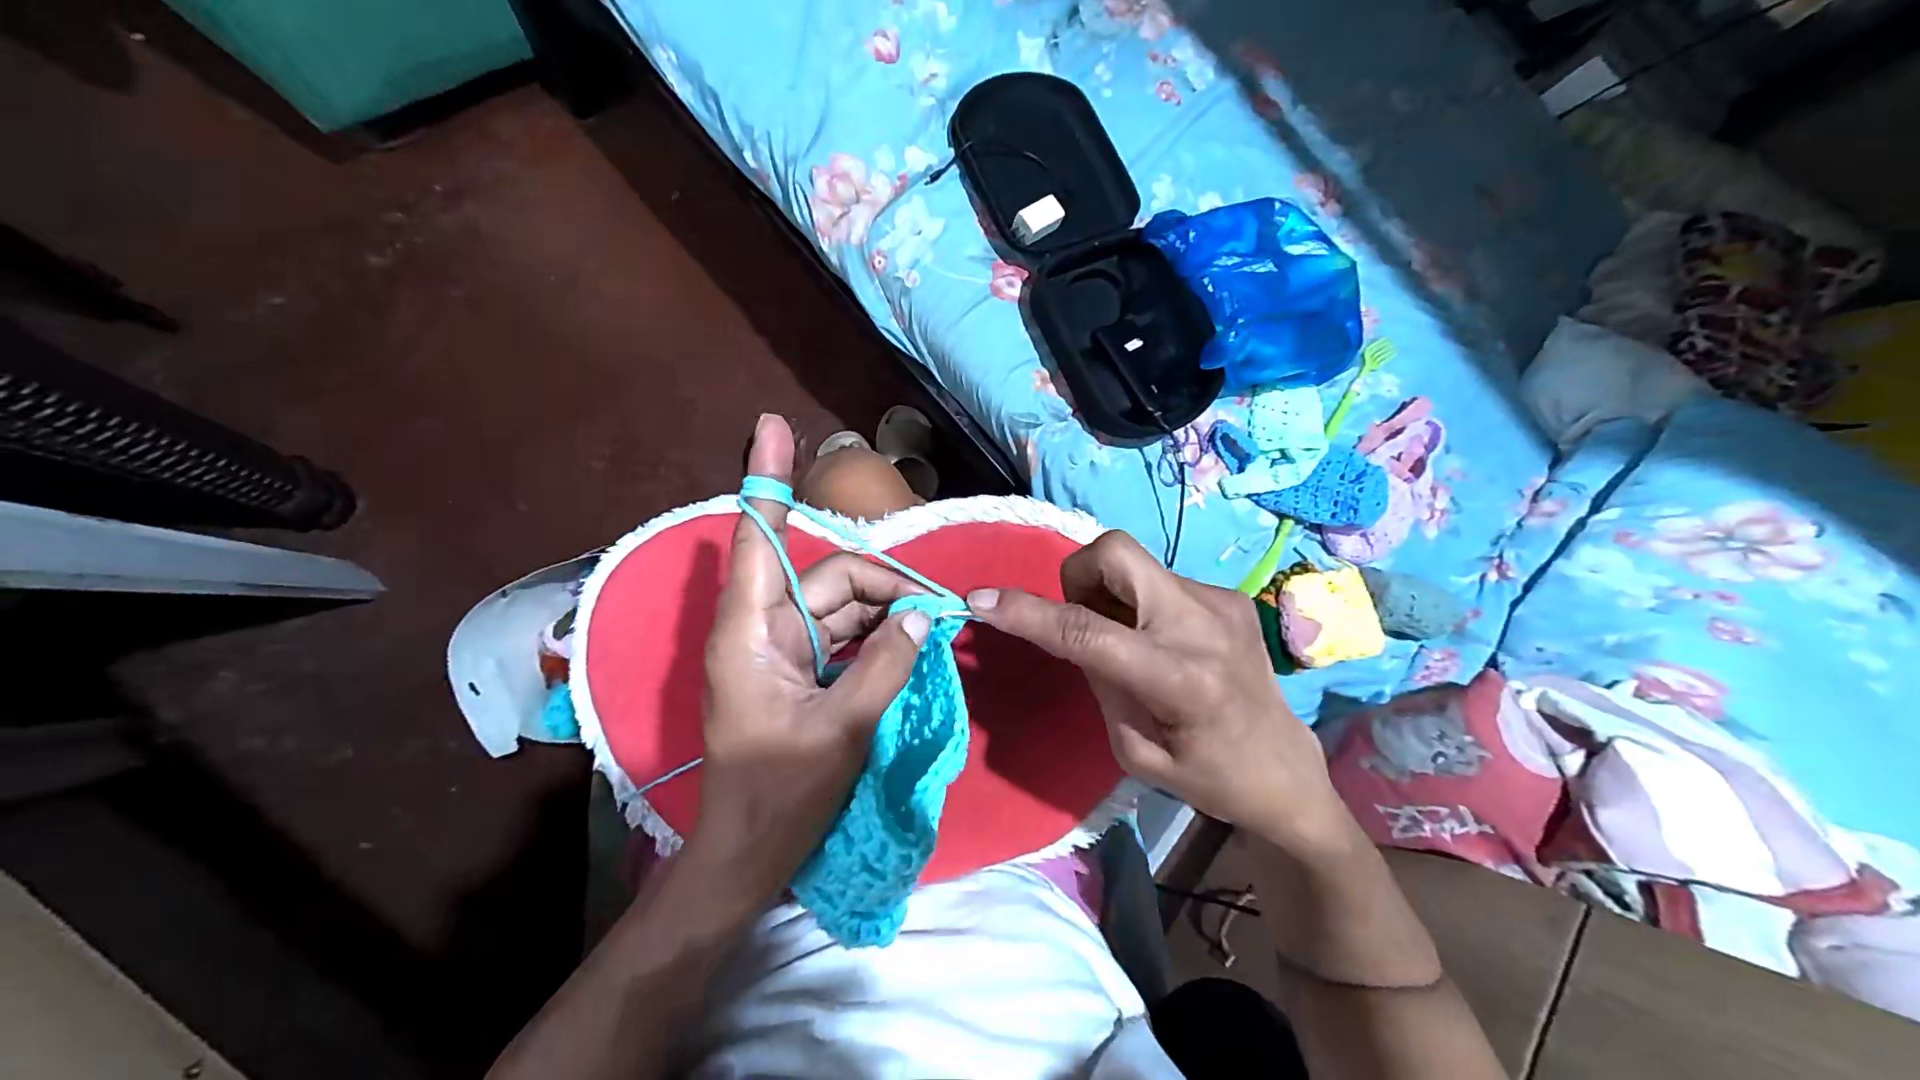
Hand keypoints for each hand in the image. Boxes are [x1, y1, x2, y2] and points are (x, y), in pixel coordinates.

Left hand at [693, 414, 929, 905]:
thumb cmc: (780, 796)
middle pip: (827, 579)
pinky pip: (843, 635)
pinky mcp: (799, 673)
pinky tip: (909, 640)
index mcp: (751, 634)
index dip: (767, 479)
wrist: (748, 855)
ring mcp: (781, 652)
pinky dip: (876, 633)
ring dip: (884, 610)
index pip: (760, 539)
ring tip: (930, 625)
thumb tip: (921, 616)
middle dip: (882, 585)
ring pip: (840, 606)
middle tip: (936, 612)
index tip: (772, 424)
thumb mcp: (842, 731)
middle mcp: (762, 630)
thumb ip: (885, 666)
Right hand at [967, 531, 1350, 857]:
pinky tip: (1160, 640)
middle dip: (1077, 576)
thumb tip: (1072, 629)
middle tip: (1083, 619)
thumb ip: (1099, 680)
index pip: (1087, 632)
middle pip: (1116, 552)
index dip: (1028, 613)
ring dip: (1109, 592)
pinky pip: (1157, 578)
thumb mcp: (1135, 748)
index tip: (982, 598)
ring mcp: (1221, 600)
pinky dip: (1137, 601)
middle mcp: (1204, 623)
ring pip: (1134, 562)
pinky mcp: (1229, 594)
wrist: (1286, 770)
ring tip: (1126, 639)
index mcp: (1180, 679)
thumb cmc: (1209, 776)